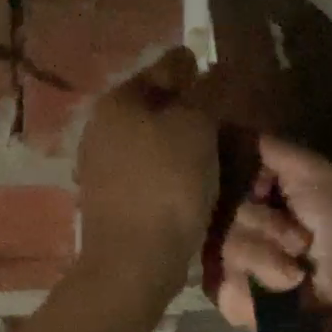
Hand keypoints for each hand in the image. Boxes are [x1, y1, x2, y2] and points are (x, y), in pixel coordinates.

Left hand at [76, 48, 219, 294]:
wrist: (133, 264)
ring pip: (154, 147)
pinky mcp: (112, 206)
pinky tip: (193, 192)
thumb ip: (209, 92)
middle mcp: (102, 129)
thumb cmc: (167, 187)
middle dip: (191, 115)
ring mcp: (102, 171)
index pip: (168, 67)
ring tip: (218, 162)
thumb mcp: (197, 128)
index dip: (200, 70)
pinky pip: (150, 180)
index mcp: (118, 99)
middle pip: (157, 110)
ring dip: (183, 150)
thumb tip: (215, 71)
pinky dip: (172, 180)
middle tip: (229, 128)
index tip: (228, 83)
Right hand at [216, 136, 331, 331]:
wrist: (328, 304)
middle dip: (267, 215)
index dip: (245, 163)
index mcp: (265, 186)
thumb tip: (233, 131)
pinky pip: (220, 256)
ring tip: (294, 263)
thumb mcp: (321, 180)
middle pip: (223, 188)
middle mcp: (239, 210)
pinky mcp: (214, 277)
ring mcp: (223, 244)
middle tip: (297, 235)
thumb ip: (279, 150)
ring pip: (224, 223)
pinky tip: (280, 280)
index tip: (265, 182)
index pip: (232, 156)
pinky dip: (259, 266)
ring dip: (268, 243)